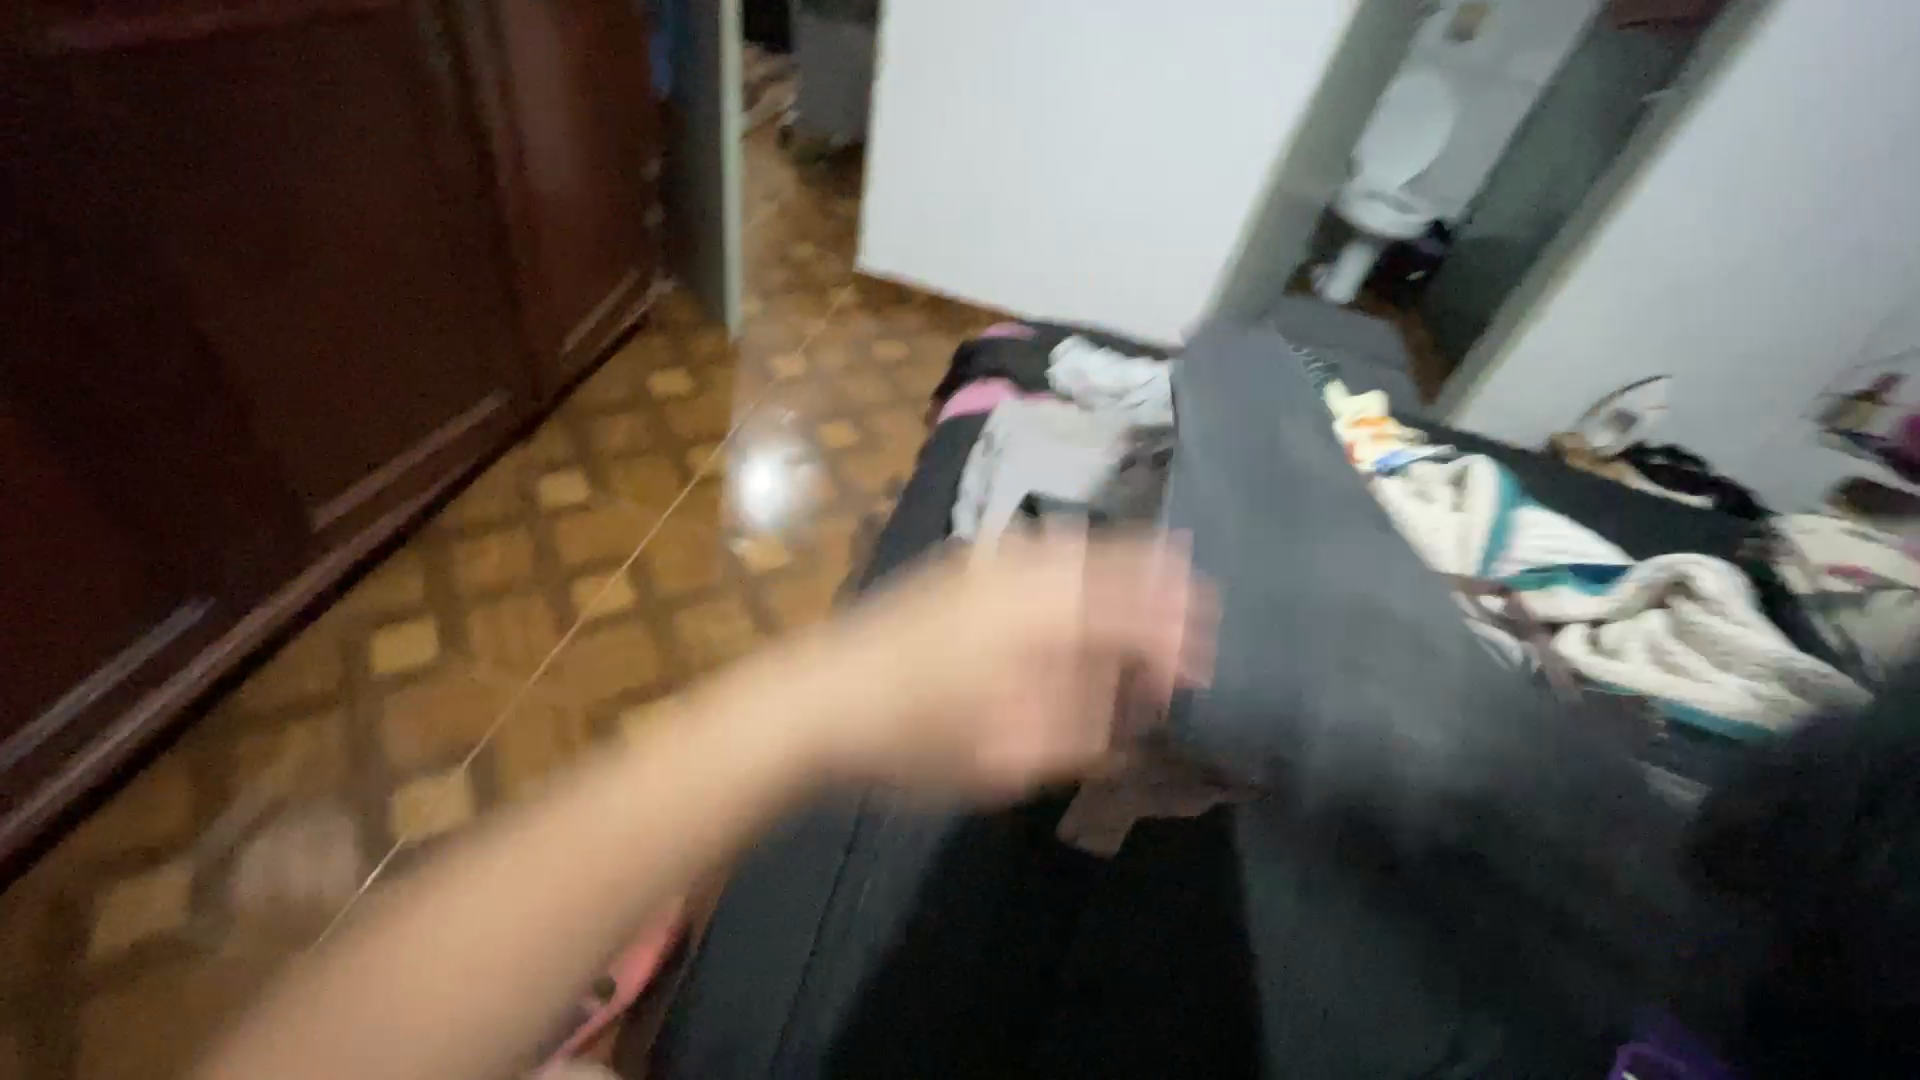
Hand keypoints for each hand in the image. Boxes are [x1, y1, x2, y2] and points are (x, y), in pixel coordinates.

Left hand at [782, 531, 1213, 800]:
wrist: (815, 700)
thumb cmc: (915, 736)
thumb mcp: (1011, 755)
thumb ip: (1086, 727)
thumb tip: (1136, 707)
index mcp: (1046, 610)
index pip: (1141, 609)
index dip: (1182, 637)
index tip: (1201, 669)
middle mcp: (1026, 566)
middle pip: (1119, 558)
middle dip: (1164, 591)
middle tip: (1190, 626)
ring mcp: (988, 557)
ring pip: (1082, 548)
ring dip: (1123, 575)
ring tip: (1146, 609)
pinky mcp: (962, 564)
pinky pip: (1045, 552)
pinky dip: (1080, 570)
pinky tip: (1077, 600)